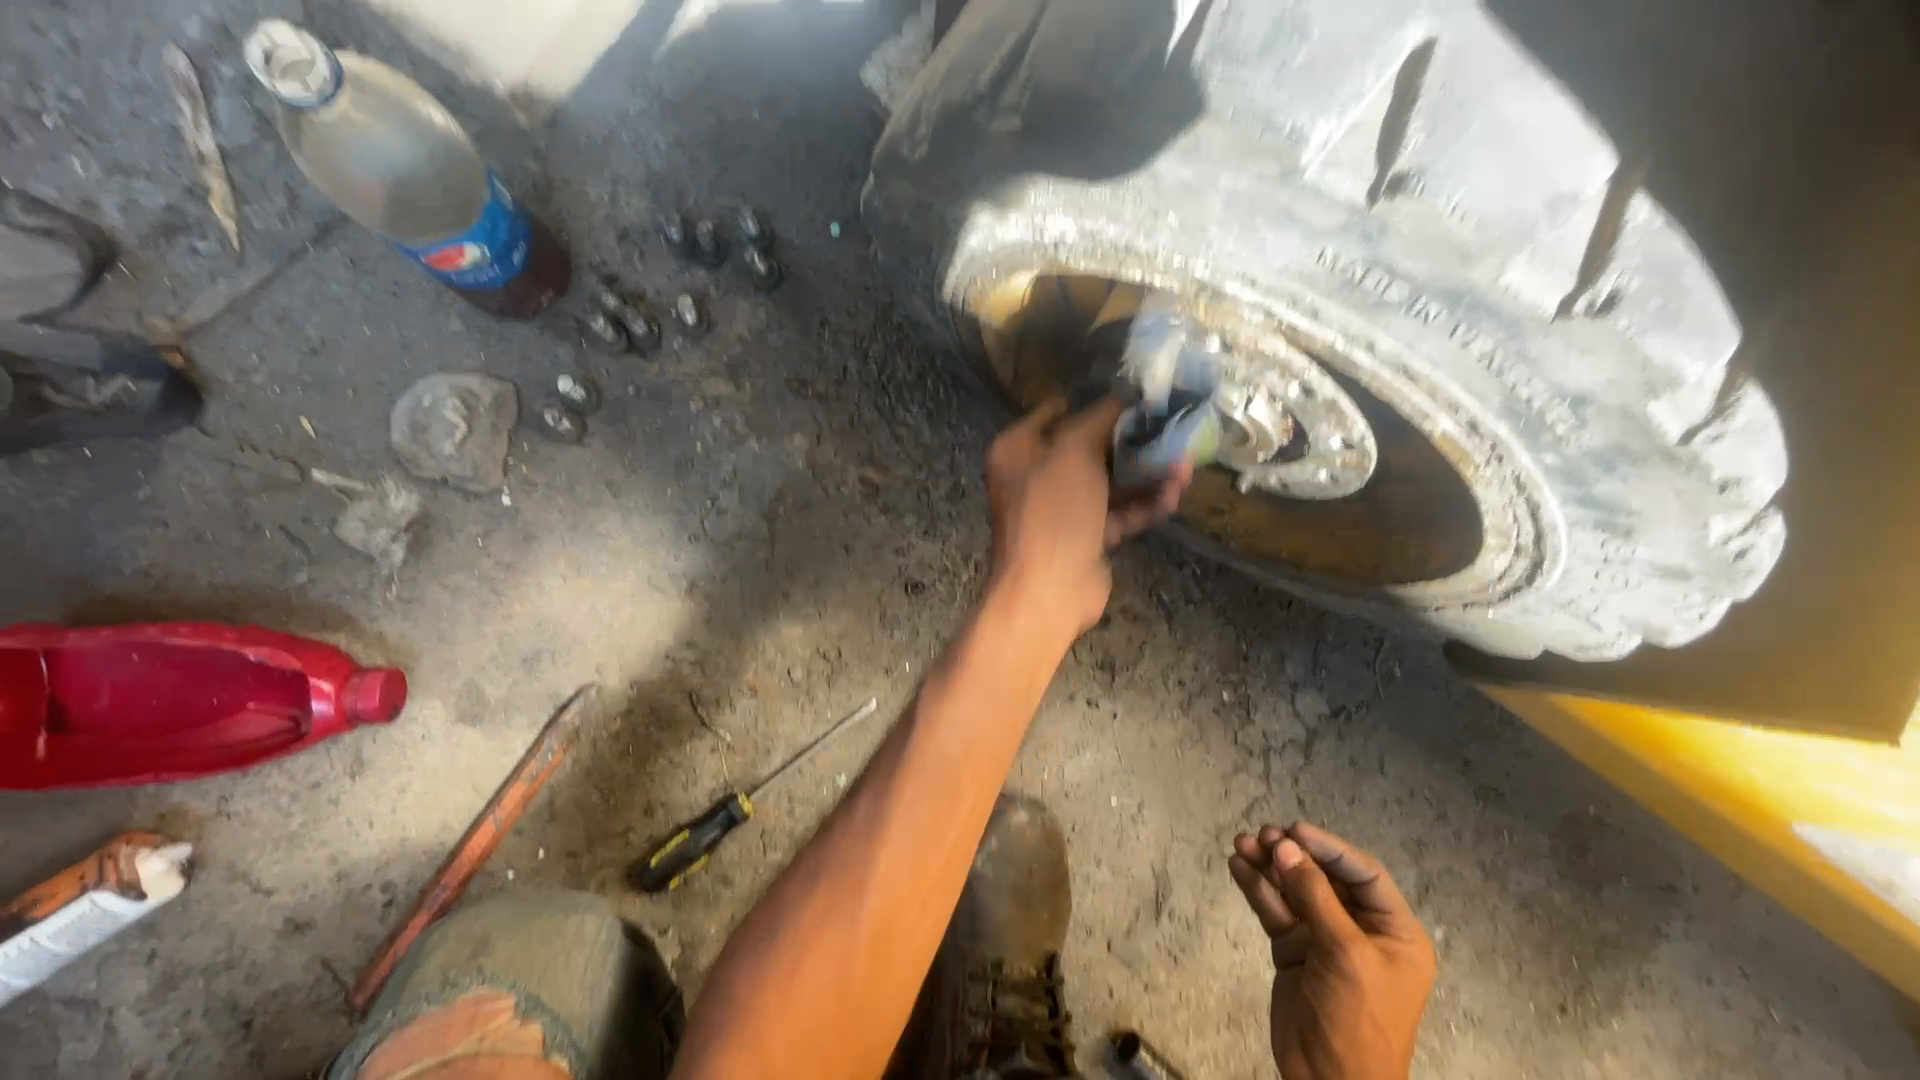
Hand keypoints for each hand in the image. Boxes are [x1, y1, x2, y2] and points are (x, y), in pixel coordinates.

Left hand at [985, 397, 1188, 634]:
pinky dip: (1144, 504)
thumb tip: (1124, 396)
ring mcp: (1061, 509)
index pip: (1056, 412)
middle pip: (1090, 448)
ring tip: (1185, 465)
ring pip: (1110, 482)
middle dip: (1133, 441)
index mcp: (1017, 450)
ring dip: (1147, 474)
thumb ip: (1100, 419)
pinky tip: (1174, 494)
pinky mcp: (1085, 537)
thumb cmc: (1052, 511)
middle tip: (1172, 428)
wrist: (1047, 589)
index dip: (1094, 402)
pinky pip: (1118, 513)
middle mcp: (1035, 476)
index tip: (1135, 396)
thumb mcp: (1073, 452)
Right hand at [1229, 823, 1435, 1079]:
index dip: (1329, 848)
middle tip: (1260, 835)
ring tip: (1241, 843)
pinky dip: (1256, 888)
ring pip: (1294, 890)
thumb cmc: (1357, 1017)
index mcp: (1394, 931)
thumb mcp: (1345, 953)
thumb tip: (1284, 846)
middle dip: (1292, 854)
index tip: (1293, 830)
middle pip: (1324, 878)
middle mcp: (1360, 929)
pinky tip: (1238, 868)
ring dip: (1268, 866)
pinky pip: (1275, 910)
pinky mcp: (1294, 951)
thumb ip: (1315, 896)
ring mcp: (1323, 940)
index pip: (1363, 875)